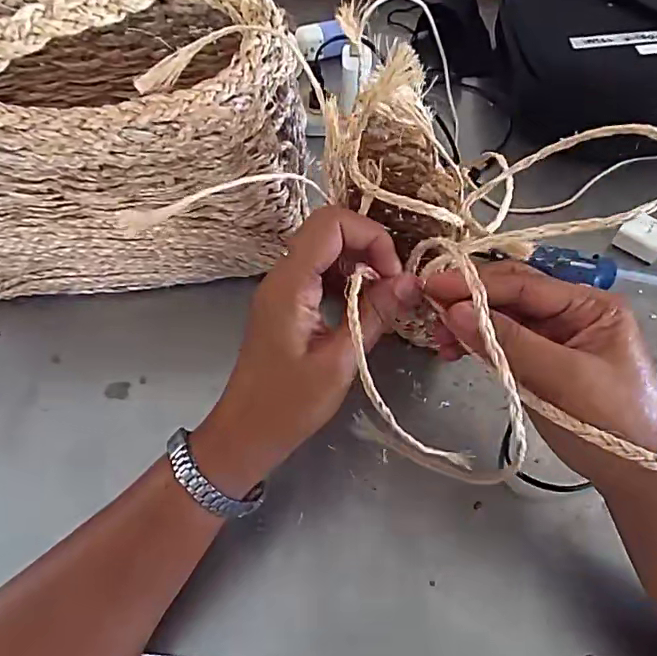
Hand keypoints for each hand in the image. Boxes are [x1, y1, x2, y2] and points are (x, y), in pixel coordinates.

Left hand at [193, 209, 421, 495]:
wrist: (246, 432)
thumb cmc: (289, 405)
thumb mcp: (340, 362)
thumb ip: (375, 315)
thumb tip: (410, 281)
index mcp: (290, 284)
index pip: (331, 223)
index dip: (371, 236)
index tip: (393, 274)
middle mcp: (281, 276)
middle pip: (328, 230)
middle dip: (369, 246)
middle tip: (394, 285)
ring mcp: (282, 288)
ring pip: (325, 249)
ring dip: (360, 263)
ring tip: (384, 298)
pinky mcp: (286, 303)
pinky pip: (319, 273)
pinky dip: (346, 280)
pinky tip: (363, 306)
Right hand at [421, 261, 656, 489]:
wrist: (639, 480)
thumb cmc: (612, 424)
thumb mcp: (561, 378)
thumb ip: (508, 341)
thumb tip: (455, 311)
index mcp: (591, 305)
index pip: (525, 283)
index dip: (476, 283)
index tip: (433, 287)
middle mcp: (573, 313)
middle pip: (512, 296)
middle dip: (469, 301)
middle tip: (427, 310)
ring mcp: (557, 339)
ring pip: (504, 319)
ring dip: (470, 324)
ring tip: (438, 339)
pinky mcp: (543, 363)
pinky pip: (505, 343)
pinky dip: (480, 345)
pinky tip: (456, 350)